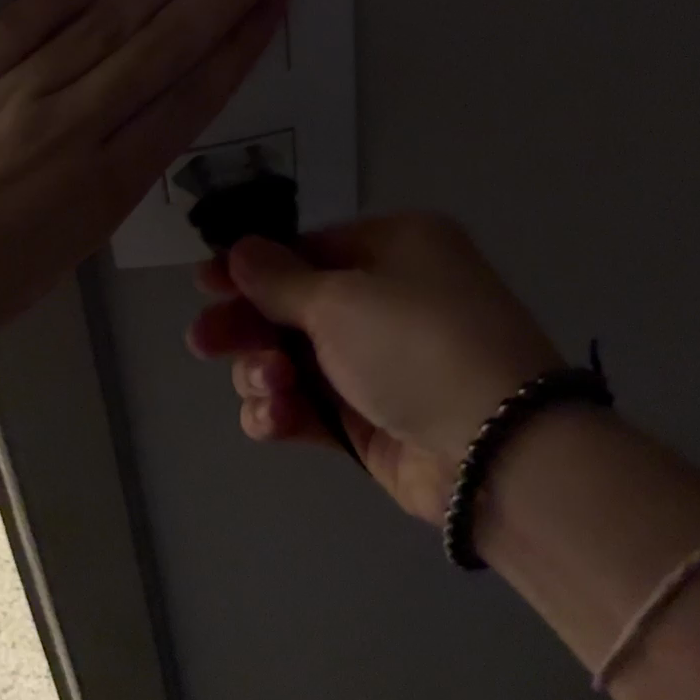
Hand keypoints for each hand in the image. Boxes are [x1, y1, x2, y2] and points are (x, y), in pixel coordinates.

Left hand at [0, 0, 301, 408]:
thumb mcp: (54, 260)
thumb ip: (98, 190)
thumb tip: (123, 131)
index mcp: (99, 195)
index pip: (186, 102)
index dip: (237, 47)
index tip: (272, 1)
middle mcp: (66, 133)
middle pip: (160, 44)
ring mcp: (7, 97)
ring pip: (105, 20)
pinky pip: (28, 19)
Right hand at [186, 213, 561, 524]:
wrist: (496, 449)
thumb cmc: (415, 346)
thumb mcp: (340, 301)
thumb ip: (278, 280)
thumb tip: (241, 250)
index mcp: (393, 250)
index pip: (307, 250)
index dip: (251, 268)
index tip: (204, 284)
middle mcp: (387, 301)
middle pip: (292, 307)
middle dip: (246, 326)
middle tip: (203, 343)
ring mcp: (378, 364)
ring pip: (294, 361)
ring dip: (265, 373)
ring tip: (268, 386)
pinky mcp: (370, 419)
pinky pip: (310, 407)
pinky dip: (284, 413)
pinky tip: (272, 420)